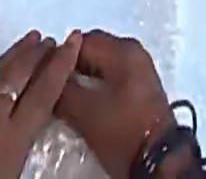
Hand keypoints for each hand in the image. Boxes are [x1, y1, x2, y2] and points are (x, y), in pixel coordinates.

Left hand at [0, 29, 81, 178]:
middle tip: (53, 38)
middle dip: (40, 55)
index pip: (44, 94)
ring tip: (32, 35)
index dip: (62, 65)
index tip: (74, 41)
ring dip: (16, 52)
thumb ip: (22, 159)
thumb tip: (34, 140)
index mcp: (11, 141)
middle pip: (21, 76)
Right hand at [54, 31, 175, 178]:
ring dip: (84, 76)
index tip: (45, 77)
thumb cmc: (123, 132)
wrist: (161, 162)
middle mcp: (133, 51)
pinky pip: (113, 75)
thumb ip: (63, 92)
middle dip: (72, 66)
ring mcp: (140, 67)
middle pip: (93, 49)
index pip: (82, 41)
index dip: (61, 57)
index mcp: (123, 50)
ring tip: (66, 98)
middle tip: (54, 88)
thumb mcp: (87, 113)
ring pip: (102, 63)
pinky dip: (97, 84)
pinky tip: (86, 104)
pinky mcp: (142, 85)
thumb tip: (46, 79)